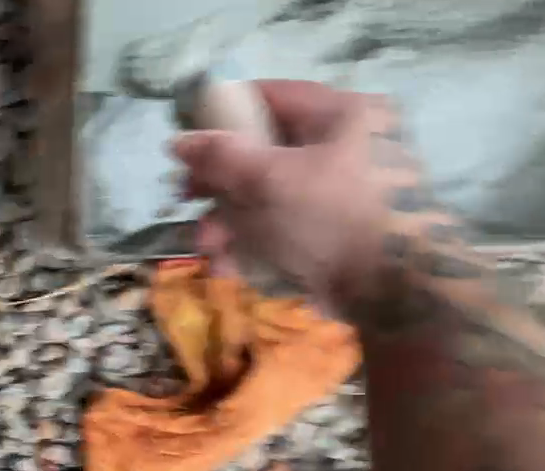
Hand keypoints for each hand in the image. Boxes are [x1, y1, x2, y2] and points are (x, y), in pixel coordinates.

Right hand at [174, 80, 418, 316]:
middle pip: (258, 149)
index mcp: (341, 114)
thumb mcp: (267, 181)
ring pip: (257, 190)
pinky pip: (271, 219)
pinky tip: (231, 264)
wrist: (382, 284)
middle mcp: (341, 141)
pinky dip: (244, 240)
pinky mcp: (324, 219)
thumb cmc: (328, 218)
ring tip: (211, 249)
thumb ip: (220, 157)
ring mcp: (334, 182)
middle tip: (187, 200)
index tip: (186, 140)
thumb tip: (179, 140)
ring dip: (223, 221)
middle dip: (217, 183)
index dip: (223, 112)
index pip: (272, 96)